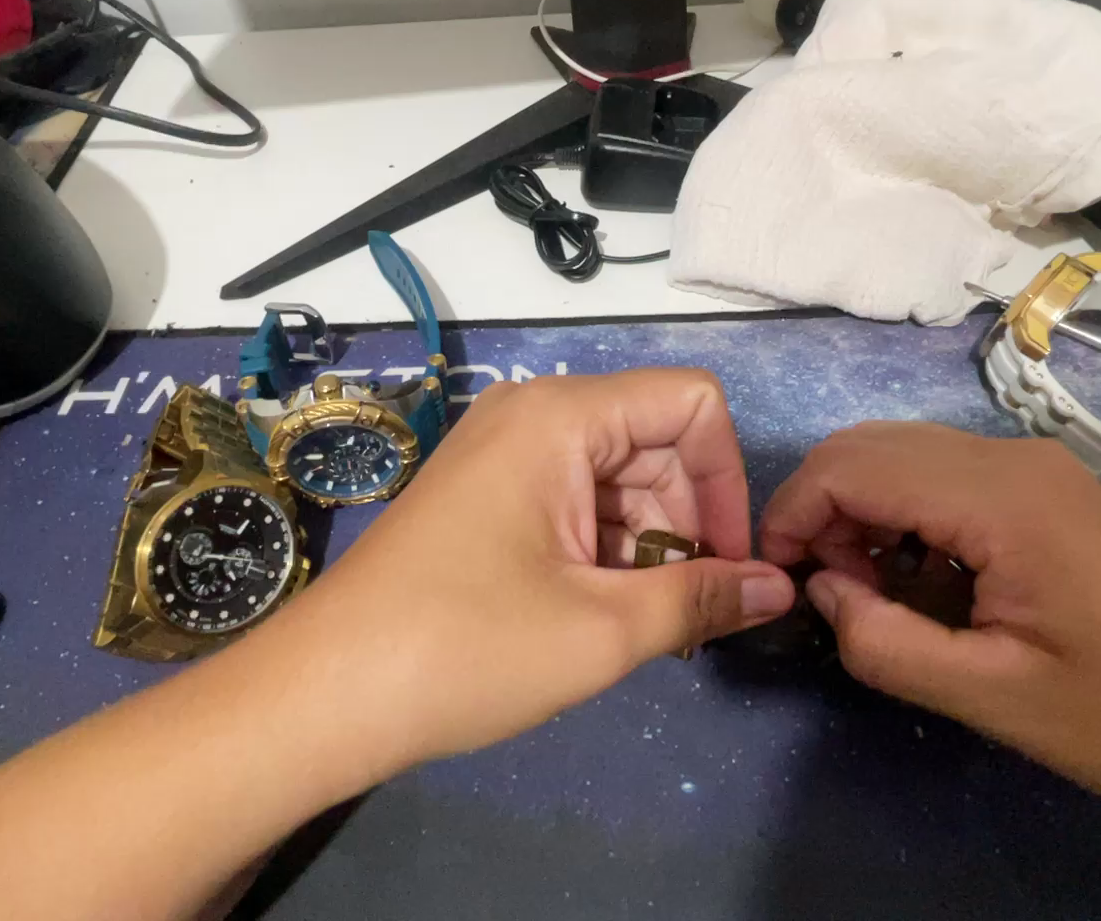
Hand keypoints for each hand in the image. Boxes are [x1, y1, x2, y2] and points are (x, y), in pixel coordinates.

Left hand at [265, 368, 795, 775]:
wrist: (321, 696)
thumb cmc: (465, 650)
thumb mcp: (601, 630)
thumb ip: (703, 598)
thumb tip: (779, 588)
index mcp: (562, 416)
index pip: (690, 403)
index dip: (727, 479)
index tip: (727, 564)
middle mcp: (533, 413)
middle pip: (656, 443)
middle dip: (684, 524)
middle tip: (681, 614)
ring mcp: (504, 450)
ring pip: (618, 477)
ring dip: (644, 546)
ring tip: (632, 624)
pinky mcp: (487, 490)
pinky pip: (574, 498)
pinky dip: (602, 549)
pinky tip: (594, 611)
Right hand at [757, 423, 1100, 846]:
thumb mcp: (998, 700)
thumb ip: (885, 643)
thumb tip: (823, 592)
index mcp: (999, 497)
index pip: (849, 467)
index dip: (792, 515)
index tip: (781, 580)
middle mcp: (1010, 457)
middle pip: (866, 445)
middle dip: (819, 508)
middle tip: (825, 589)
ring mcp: (1033, 466)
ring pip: (898, 454)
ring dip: (858, 510)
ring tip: (871, 591)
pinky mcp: (1045, 489)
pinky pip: (938, 475)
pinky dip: (900, 513)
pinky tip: (920, 577)